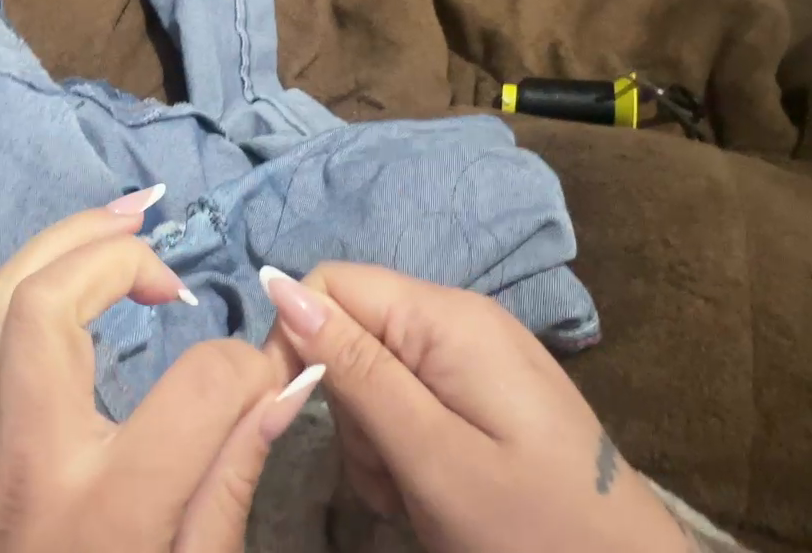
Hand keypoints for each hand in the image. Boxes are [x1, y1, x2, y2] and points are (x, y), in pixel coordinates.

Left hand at [0, 187, 326, 552]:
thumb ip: (234, 473)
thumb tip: (287, 376)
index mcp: (103, 508)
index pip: (191, 390)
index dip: (244, 365)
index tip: (262, 368)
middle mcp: (28, 455)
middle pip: (45, 304)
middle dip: (113, 253)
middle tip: (170, 259)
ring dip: (64, 238)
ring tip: (128, 214)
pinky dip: (39, 272)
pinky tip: (84, 265)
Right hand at [259, 262, 691, 552]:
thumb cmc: (534, 529)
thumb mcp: (432, 455)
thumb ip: (356, 367)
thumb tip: (277, 285)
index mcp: (446, 316)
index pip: (332, 283)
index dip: (298, 335)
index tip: (293, 406)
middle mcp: (457, 317)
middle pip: (352, 329)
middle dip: (347, 401)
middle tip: (385, 471)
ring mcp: (472, 353)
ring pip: (373, 368)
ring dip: (371, 433)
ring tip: (409, 490)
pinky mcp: (480, 388)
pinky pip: (410, 394)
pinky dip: (400, 441)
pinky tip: (426, 486)